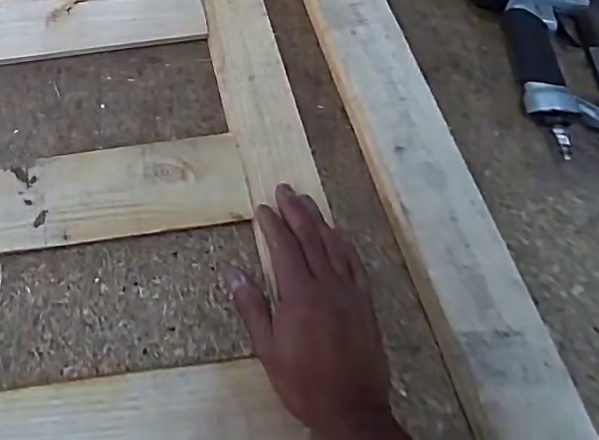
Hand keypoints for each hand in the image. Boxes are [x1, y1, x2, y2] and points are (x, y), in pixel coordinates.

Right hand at [227, 184, 406, 439]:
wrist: (352, 410)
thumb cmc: (303, 382)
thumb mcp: (268, 350)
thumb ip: (252, 307)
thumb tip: (233, 273)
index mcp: (299, 293)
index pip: (283, 246)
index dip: (272, 224)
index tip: (262, 208)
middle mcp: (325, 283)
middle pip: (308, 236)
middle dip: (294, 209)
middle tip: (284, 189)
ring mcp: (348, 290)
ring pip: (332, 243)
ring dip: (318, 219)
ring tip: (306, 200)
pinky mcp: (365, 301)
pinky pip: (354, 262)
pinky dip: (344, 242)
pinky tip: (337, 232)